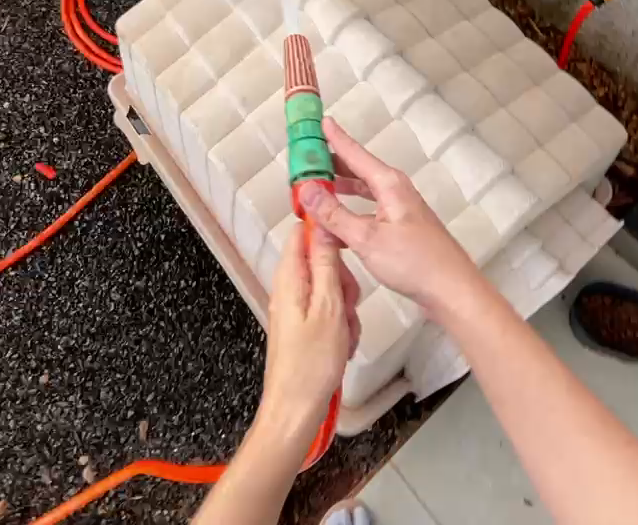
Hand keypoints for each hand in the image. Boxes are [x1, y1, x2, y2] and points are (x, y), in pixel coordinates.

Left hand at [255, 219, 358, 449]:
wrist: (296, 411)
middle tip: (348, 304)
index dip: (324, 231)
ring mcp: (296, 308)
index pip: (301, 232)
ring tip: (346, 332)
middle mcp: (289, 288)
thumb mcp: (328, 307)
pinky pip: (328, 311)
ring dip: (345, 307)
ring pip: (329, 288)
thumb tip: (322, 225)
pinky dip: (340, 324)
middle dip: (342, 279)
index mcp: (290, 277)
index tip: (346, 245)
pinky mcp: (303, 326)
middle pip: (321, 261)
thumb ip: (327, 264)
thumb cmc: (311, 364)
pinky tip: (343, 344)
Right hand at [300, 119, 488, 321]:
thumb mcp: (366, 238)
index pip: (354, 153)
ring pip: (362, 190)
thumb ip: (334, 214)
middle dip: (332, 163)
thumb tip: (306, 189)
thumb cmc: (413, 262)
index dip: (335, 137)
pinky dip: (349, 210)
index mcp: (388, 183)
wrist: (452, 290)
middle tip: (306, 159)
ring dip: (339, 188)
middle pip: (357, 168)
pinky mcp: (399, 227)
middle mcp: (394, 189)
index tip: (319, 120)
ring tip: (315, 187)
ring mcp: (398, 208)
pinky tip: (334, 222)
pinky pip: (368, 209)